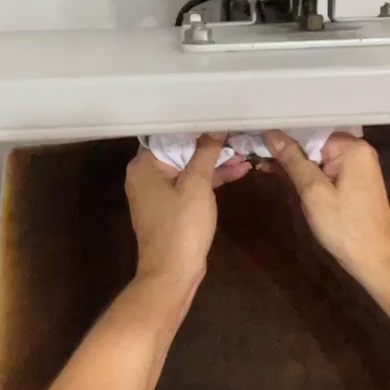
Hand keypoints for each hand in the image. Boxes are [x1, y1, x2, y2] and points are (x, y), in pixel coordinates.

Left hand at [124, 133, 250, 283]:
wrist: (172, 273)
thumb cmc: (182, 225)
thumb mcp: (197, 185)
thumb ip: (206, 152)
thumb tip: (216, 127)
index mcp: (144, 165)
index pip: (170, 133)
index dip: (196, 125)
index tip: (220, 116)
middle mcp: (145, 174)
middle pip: (180, 149)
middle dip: (210, 144)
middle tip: (237, 132)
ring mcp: (157, 192)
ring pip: (188, 168)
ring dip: (215, 162)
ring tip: (245, 152)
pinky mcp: (170, 206)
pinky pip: (190, 185)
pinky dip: (210, 180)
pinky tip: (238, 171)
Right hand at [263, 130, 389, 277]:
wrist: (373, 258)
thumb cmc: (343, 225)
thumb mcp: (313, 191)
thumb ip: (293, 160)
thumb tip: (272, 135)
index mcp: (352, 148)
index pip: (311, 133)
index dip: (284, 138)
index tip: (258, 142)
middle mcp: (359, 151)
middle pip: (315, 144)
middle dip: (288, 151)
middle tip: (257, 156)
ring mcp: (359, 166)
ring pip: (319, 158)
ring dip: (295, 163)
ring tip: (263, 165)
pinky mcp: (356, 181)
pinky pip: (327, 169)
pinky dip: (308, 173)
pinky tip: (285, 176)